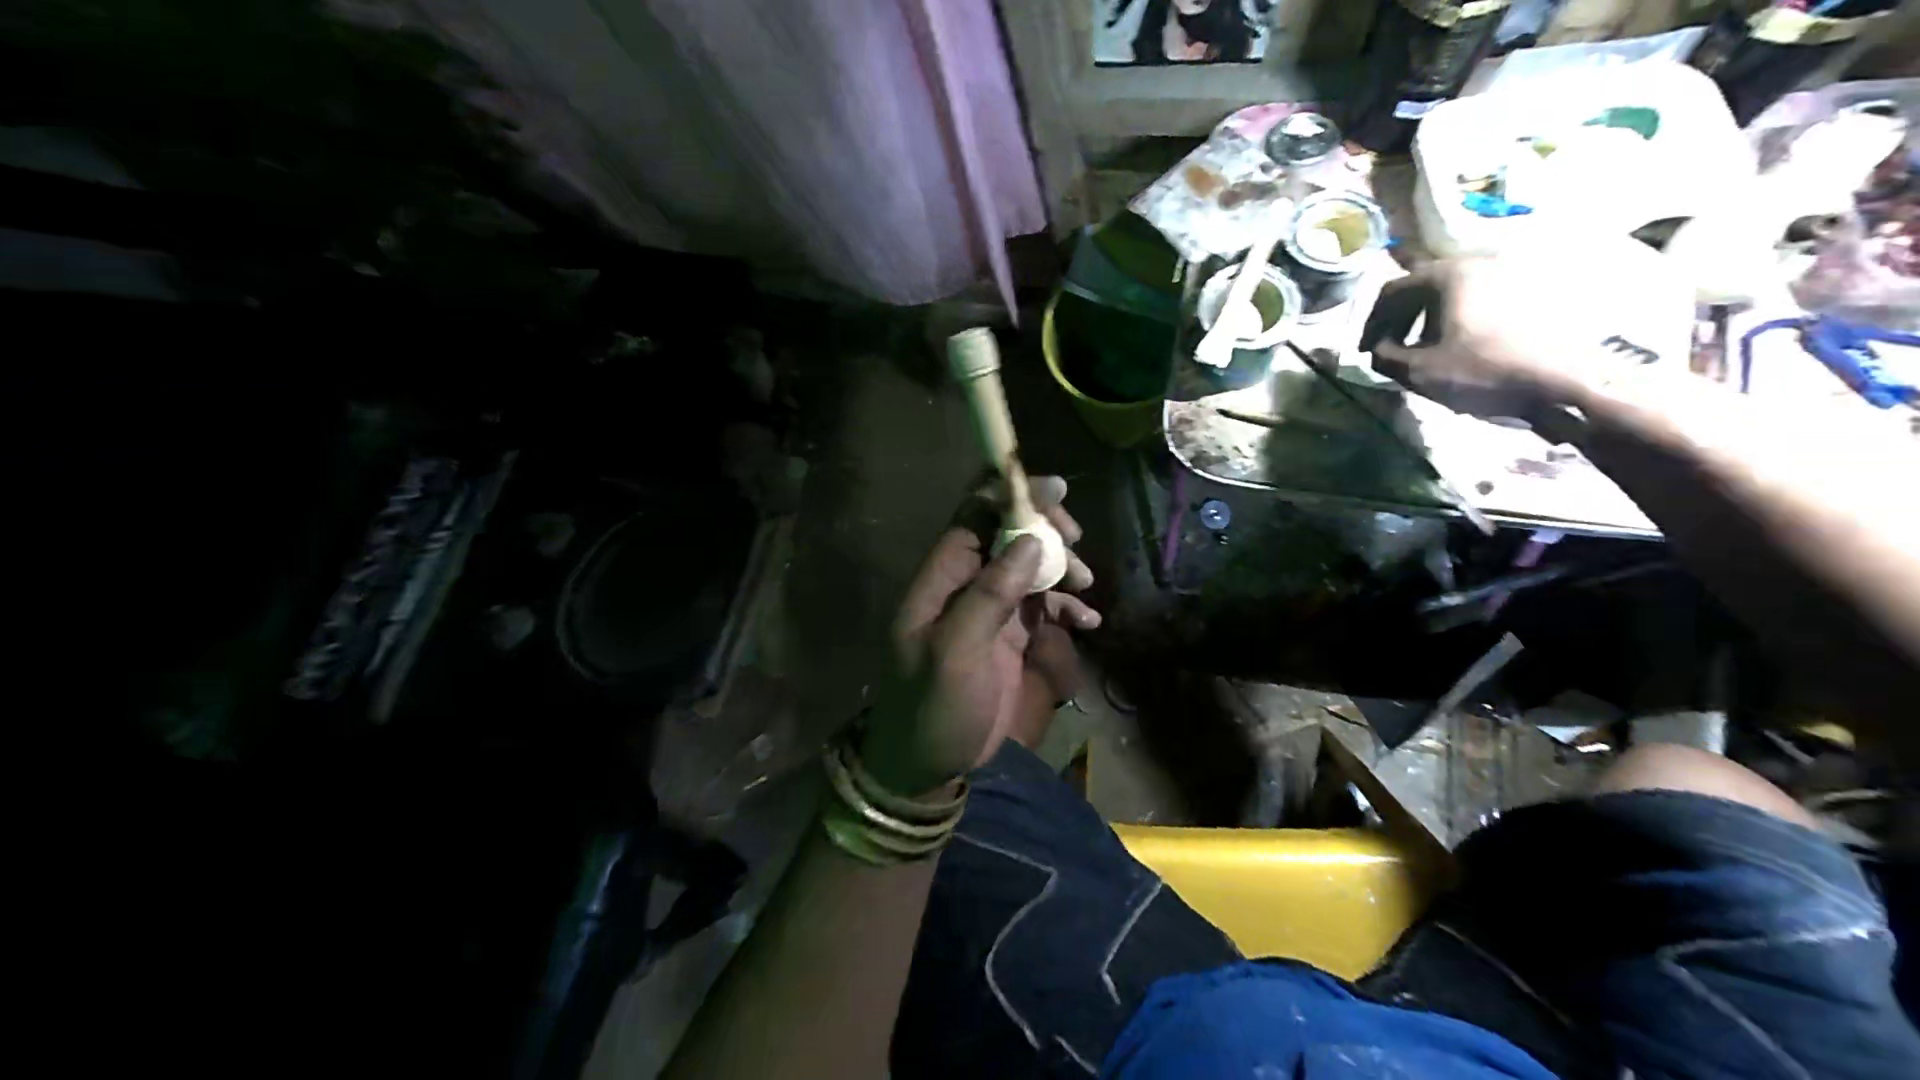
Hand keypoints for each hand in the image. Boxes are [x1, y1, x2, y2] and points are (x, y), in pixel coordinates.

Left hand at [858, 478, 1098, 795]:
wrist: (928, 767)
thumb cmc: (933, 708)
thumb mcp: (955, 652)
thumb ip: (990, 594)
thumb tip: (1030, 541)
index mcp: (940, 581)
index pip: (973, 518)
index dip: (1010, 496)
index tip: (1055, 491)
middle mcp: (966, 586)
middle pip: (1006, 536)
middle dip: (1043, 531)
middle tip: (1076, 541)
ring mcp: (990, 611)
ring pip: (1029, 568)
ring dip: (1060, 569)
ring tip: (1086, 586)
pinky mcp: (1011, 638)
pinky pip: (1042, 606)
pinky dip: (1066, 607)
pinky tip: (1088, 619)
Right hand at [1366, 240, 1693, 421]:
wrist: (1557, 384)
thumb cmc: (1480, 372)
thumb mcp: (1415, 370)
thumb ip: (1382, 356)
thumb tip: (1377, 348)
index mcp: (1448, 275)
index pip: (1391, 290)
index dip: (1370, 322)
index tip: (1365, 351)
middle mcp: (1478, 264)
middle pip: (1420, 288)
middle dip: (1396, 320)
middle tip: (1386, 350)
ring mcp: (1506, 276)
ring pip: (1447, 295)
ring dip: (1423, 321)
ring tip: (1417, 352)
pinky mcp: (1524, 294)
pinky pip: (1473, 301)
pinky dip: (1451, 321)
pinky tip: (1451, 349)